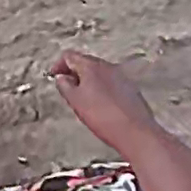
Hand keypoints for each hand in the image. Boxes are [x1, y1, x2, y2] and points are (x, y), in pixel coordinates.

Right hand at [50, 51, 166, 158]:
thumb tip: (61, 78)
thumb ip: (64, 86)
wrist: (136, 134)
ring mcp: (121, 77)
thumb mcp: (76, 102)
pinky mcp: (131, 90)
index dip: (58, 65)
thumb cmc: (104, 117)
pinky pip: (111, 84)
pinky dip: (102, 90)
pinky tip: (102, 106)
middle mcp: (107, 66)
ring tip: (84, 99)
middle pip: (85, 63)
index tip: (54, 75)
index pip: (69, 56)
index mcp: (91, 66)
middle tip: (67, 87)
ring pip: (99, 74)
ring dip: (89, 82)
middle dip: (74, 73)